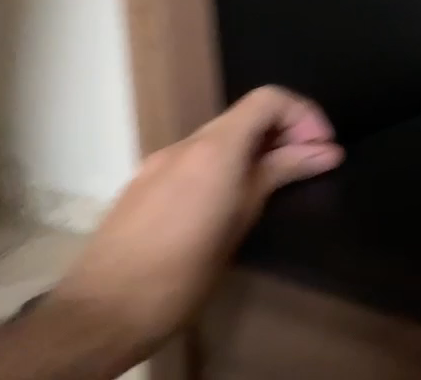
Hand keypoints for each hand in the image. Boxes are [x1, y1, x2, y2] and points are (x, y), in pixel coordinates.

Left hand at [48, 86, 343, 359]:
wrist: (93, 320)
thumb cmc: (181, 271)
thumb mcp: (243, 219)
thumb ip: (282, 173)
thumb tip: (327, 151)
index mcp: (213, 149)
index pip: (269, 99)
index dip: (304, 114)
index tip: (321, 147)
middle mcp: (183, 147)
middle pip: (245, 116)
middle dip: (283, 132)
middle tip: (308, 164)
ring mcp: (156, 167)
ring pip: (220, 139)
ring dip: (255, 150)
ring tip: (275, 184)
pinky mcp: (140, 190)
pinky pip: (195, 160)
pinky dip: (225, 166)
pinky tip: (230, 202)